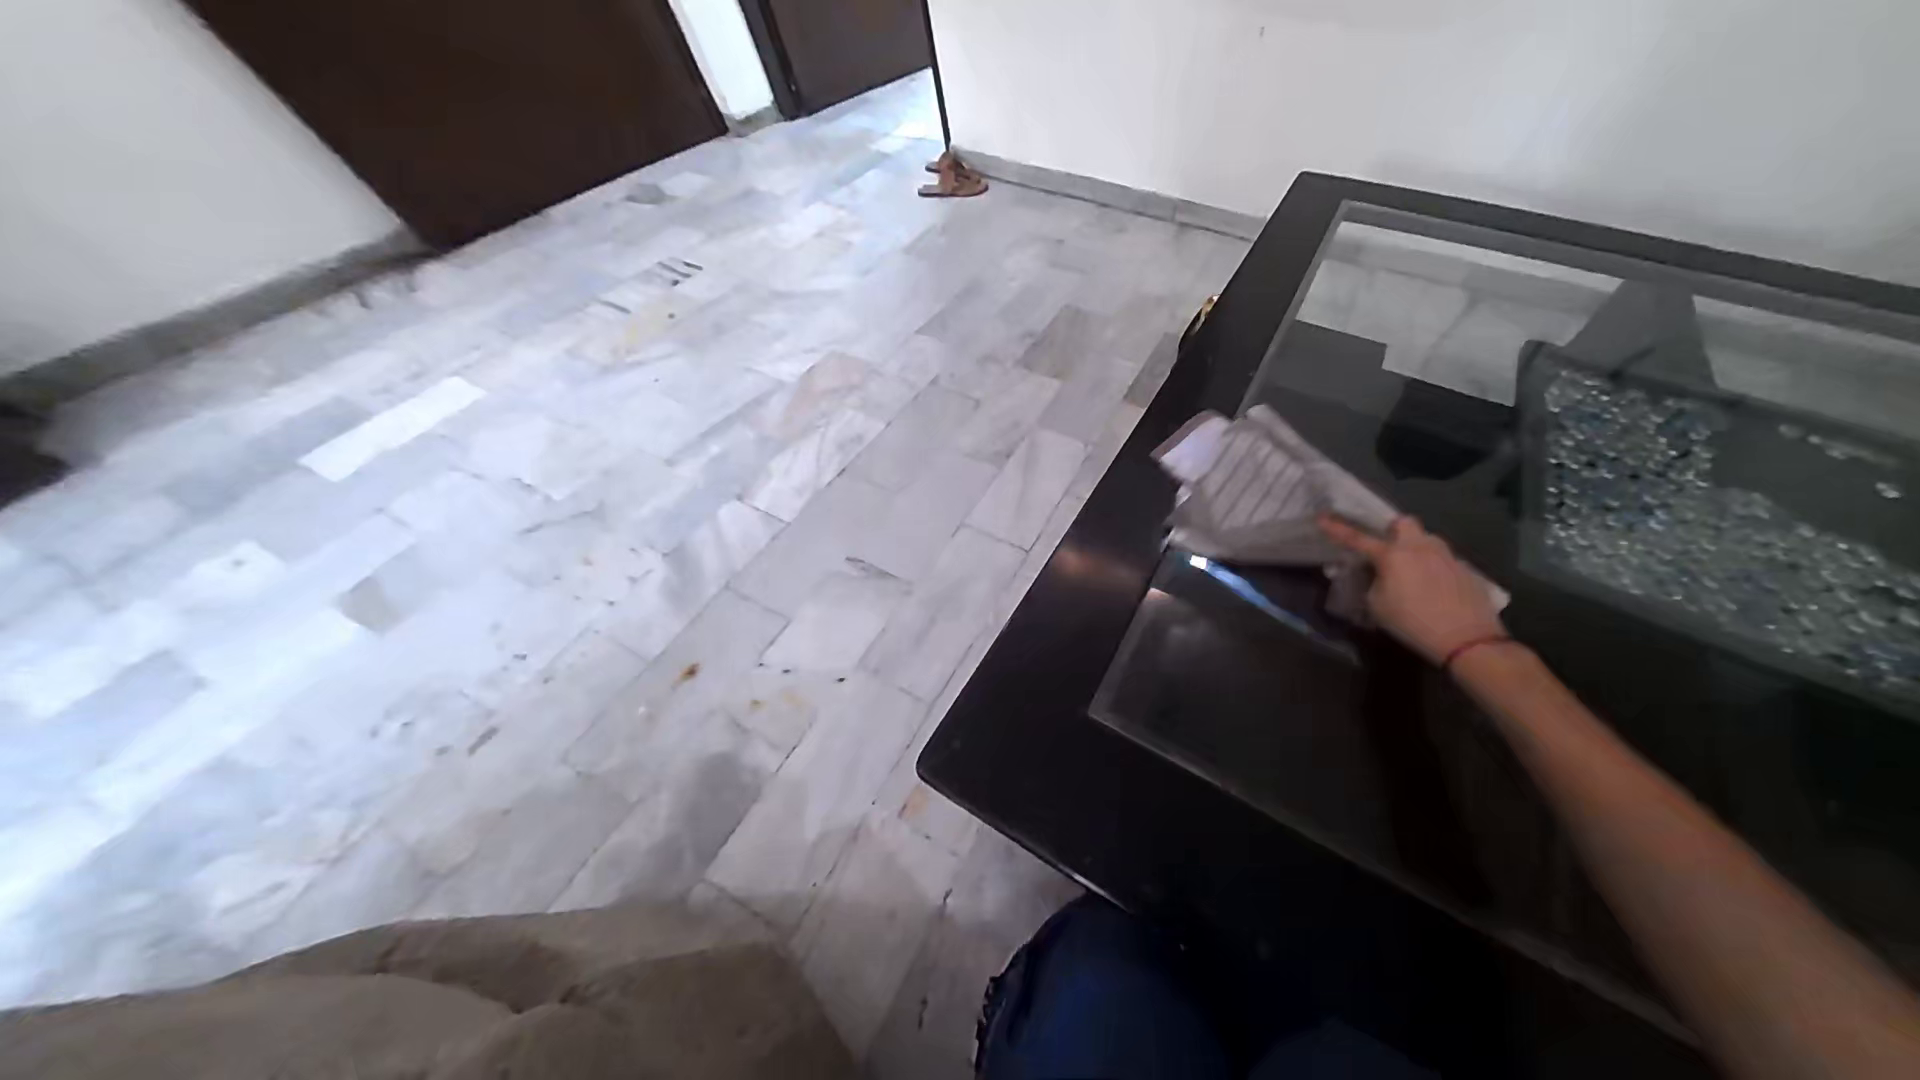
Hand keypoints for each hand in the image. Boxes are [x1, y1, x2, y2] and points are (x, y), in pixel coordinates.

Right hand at [1318, 514, 1506, 664]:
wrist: (1468, 639)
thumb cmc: (1412, 622)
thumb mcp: (1376, 606)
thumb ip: (1370, 583)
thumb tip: (1373, 574)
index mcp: (1393, 555)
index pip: (1357, 538)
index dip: (1337, 528)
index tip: (1321, 518)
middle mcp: (1420, 547)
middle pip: (1403, 522)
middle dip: (1391, 530)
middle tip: (1385, 548)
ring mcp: (1446, 556)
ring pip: (1425, 539)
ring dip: (1413, 547)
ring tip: (1410, 571)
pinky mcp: (1465, 569)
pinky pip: (1441, 558)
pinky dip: (1431, 566)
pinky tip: (1432, 588)